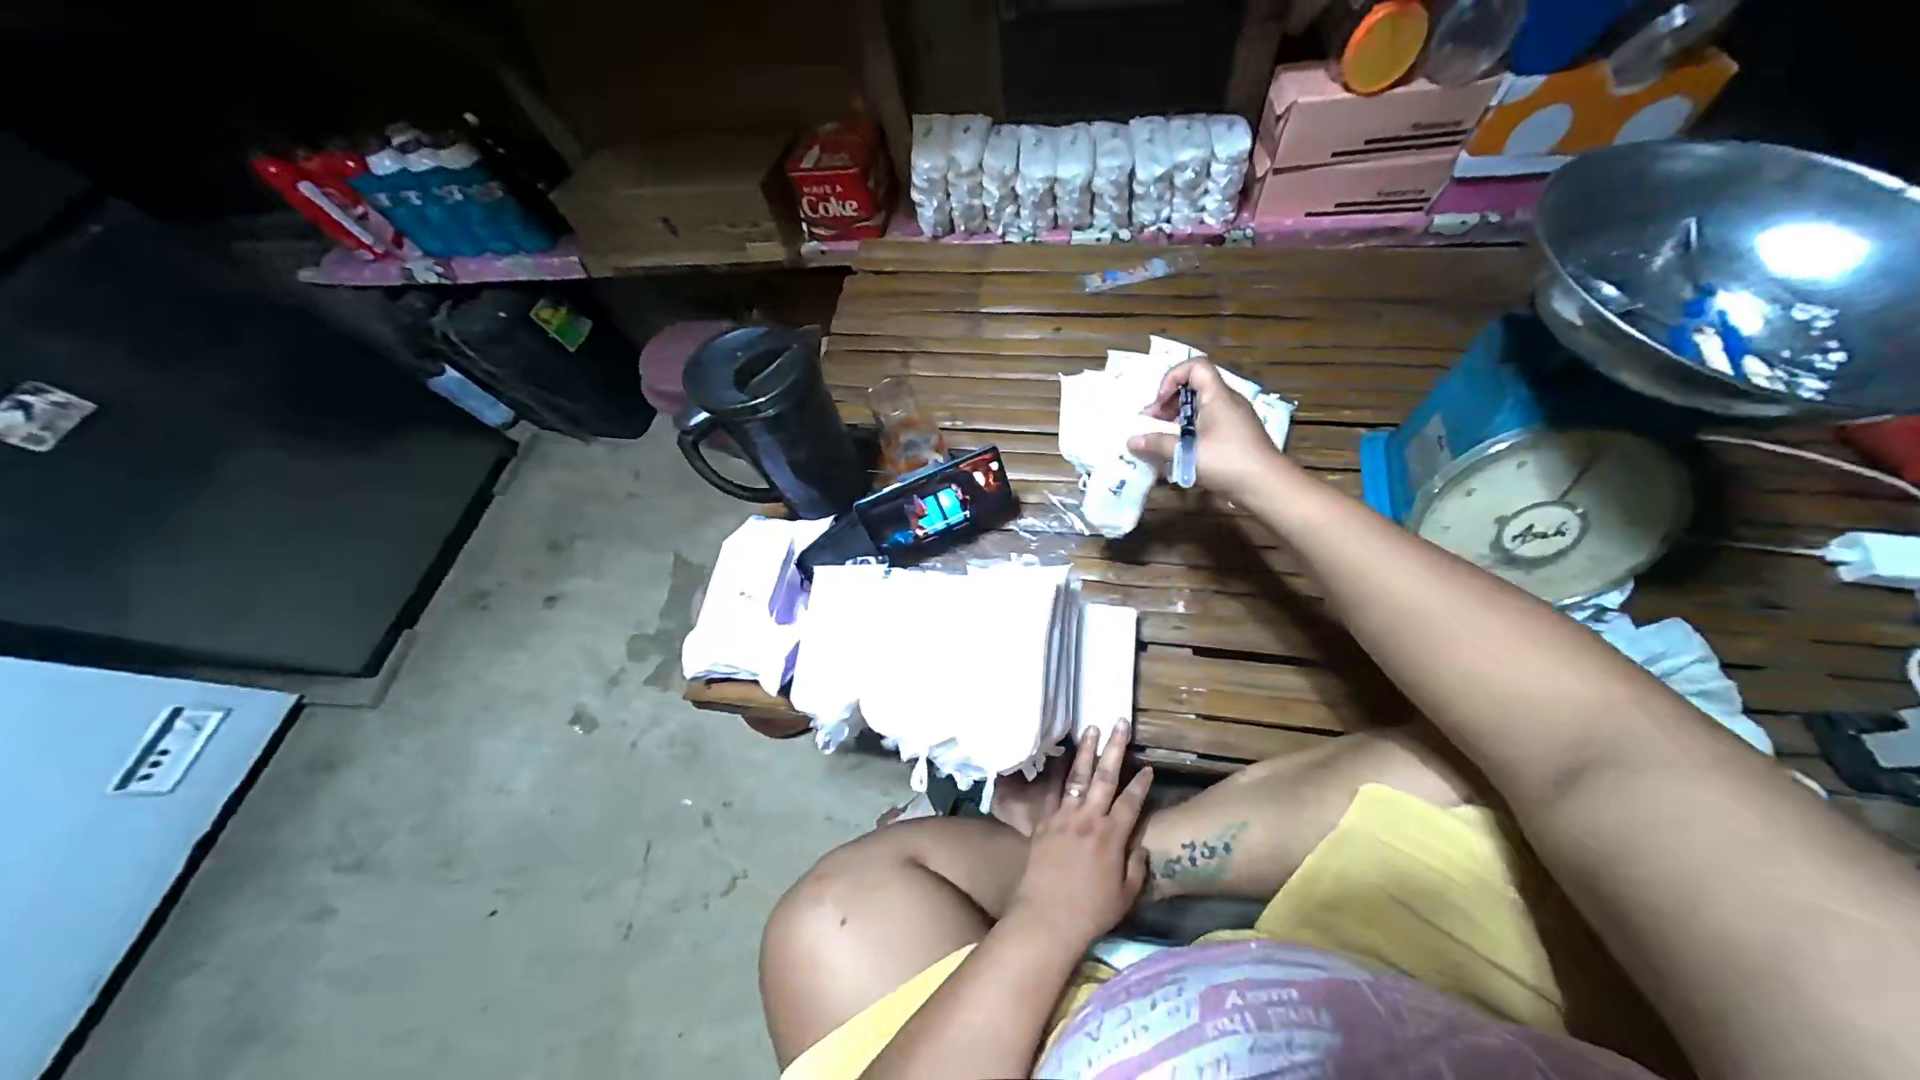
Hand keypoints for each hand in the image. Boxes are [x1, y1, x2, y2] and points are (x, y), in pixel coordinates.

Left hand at [1005, 721, 1153, 946]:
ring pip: (1078, 776)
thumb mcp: (1126, 896)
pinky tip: (1061, 760)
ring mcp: (1063, 817)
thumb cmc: (1091, 912)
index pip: (1131, 802)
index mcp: (1112, 836)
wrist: (1046, 917)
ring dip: (1087, 751)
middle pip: (1105, 777)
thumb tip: (1139, 845)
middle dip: (1115, 749)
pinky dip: (1058, 773)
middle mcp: (1088, 819)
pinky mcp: (1043, 822)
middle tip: (1120, 724)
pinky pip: (1053, 791)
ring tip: (1092, 728)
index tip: (1148, 766)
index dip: (1141, 783)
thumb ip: (1136, 867)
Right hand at [1127, 358, 1286, 502]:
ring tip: (1161, 440)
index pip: (1196, 366)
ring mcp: (1233, 420)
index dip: (1173, 378)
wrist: (1267, 486)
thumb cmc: (1228, 462)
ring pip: (1200, 408)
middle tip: (1152, 424)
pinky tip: (1179, 452)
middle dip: (1169, 403)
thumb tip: (1132, 441)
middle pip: (1194, 388)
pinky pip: (1207, 424)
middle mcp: (1227, 402)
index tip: (1160, 403)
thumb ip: (1158, 444)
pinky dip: (1190, 432)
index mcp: (1218, 397)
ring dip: (1177, 420)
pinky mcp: (1235, 437)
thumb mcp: (1187, 453)